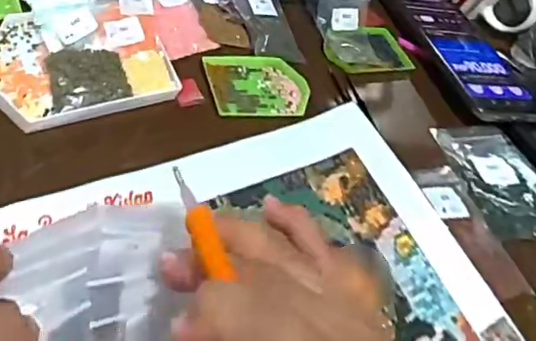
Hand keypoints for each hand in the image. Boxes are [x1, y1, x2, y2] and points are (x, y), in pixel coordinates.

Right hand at [160, 196, 391, 340]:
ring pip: (289, 252)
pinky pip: (330, 252)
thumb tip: (187, 326)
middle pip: (261, 271)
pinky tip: (271, 208)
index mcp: (299, 340)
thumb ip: (231, 336)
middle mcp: (331, 320)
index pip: (240, 304)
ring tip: (203, 231)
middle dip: (210, 263)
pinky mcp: (364, 303)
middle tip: (171, 270)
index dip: (203, 309)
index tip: (175, 327)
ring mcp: (352, 307)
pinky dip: (298, 226)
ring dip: (241, 235)